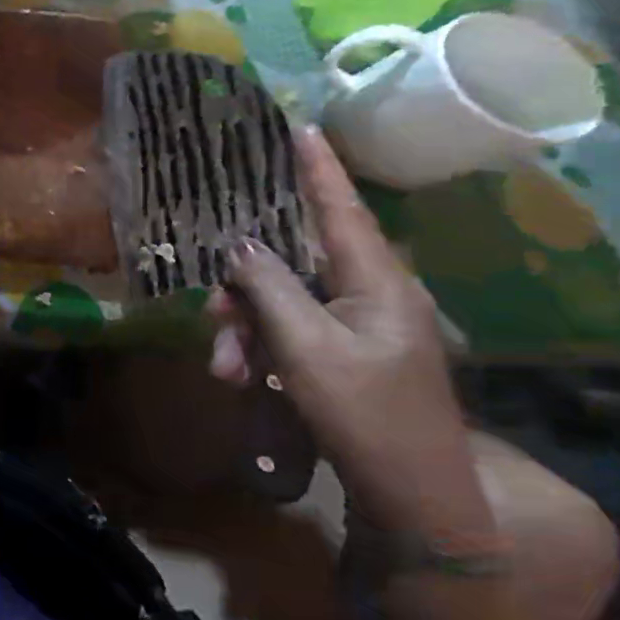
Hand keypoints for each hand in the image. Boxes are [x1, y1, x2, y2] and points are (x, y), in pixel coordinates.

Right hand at [207, 125, 485, 539]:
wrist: (410, 491)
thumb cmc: (363, 411)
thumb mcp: (304, 346)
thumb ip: (269, 287)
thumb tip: (238, 244)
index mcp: (377, 282)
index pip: (342, 211)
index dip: (318, 170)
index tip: (299, 127)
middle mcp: (370, 293)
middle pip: (291, 263)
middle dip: (243, 286)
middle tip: (209, 311)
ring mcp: (357, 324)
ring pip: (279, 302)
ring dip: (243, 329)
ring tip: (224, 368)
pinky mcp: (343, 351)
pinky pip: (287, 332)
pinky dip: (258, 350)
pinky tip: (240, 379)